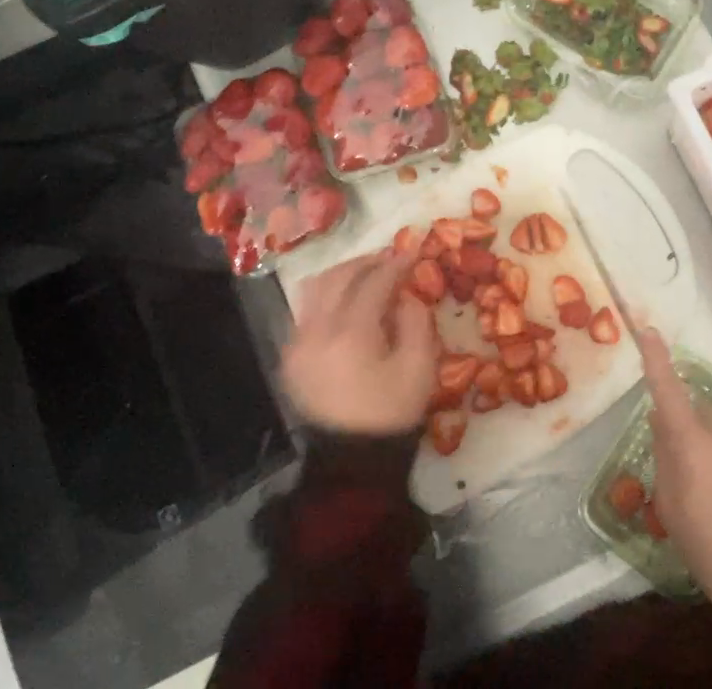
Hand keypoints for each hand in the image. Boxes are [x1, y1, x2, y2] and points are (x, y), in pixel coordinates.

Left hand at [283, 251, 440, 435]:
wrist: (352, 459)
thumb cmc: (392, 413)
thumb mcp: (420, 368)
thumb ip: (416, 321)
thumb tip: (405, 295)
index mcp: (352, 334)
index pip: (373, 283)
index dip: (393, 265)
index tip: (410, 253)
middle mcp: (317, 331)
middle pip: (337, 277)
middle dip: (364, 263)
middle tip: (387, 258)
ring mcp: (298, 344)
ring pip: (315, 289)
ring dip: (342, 275)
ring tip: (365, 275)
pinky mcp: (291, 357)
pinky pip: (306, 312)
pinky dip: (327, 298)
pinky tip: (347, 305)